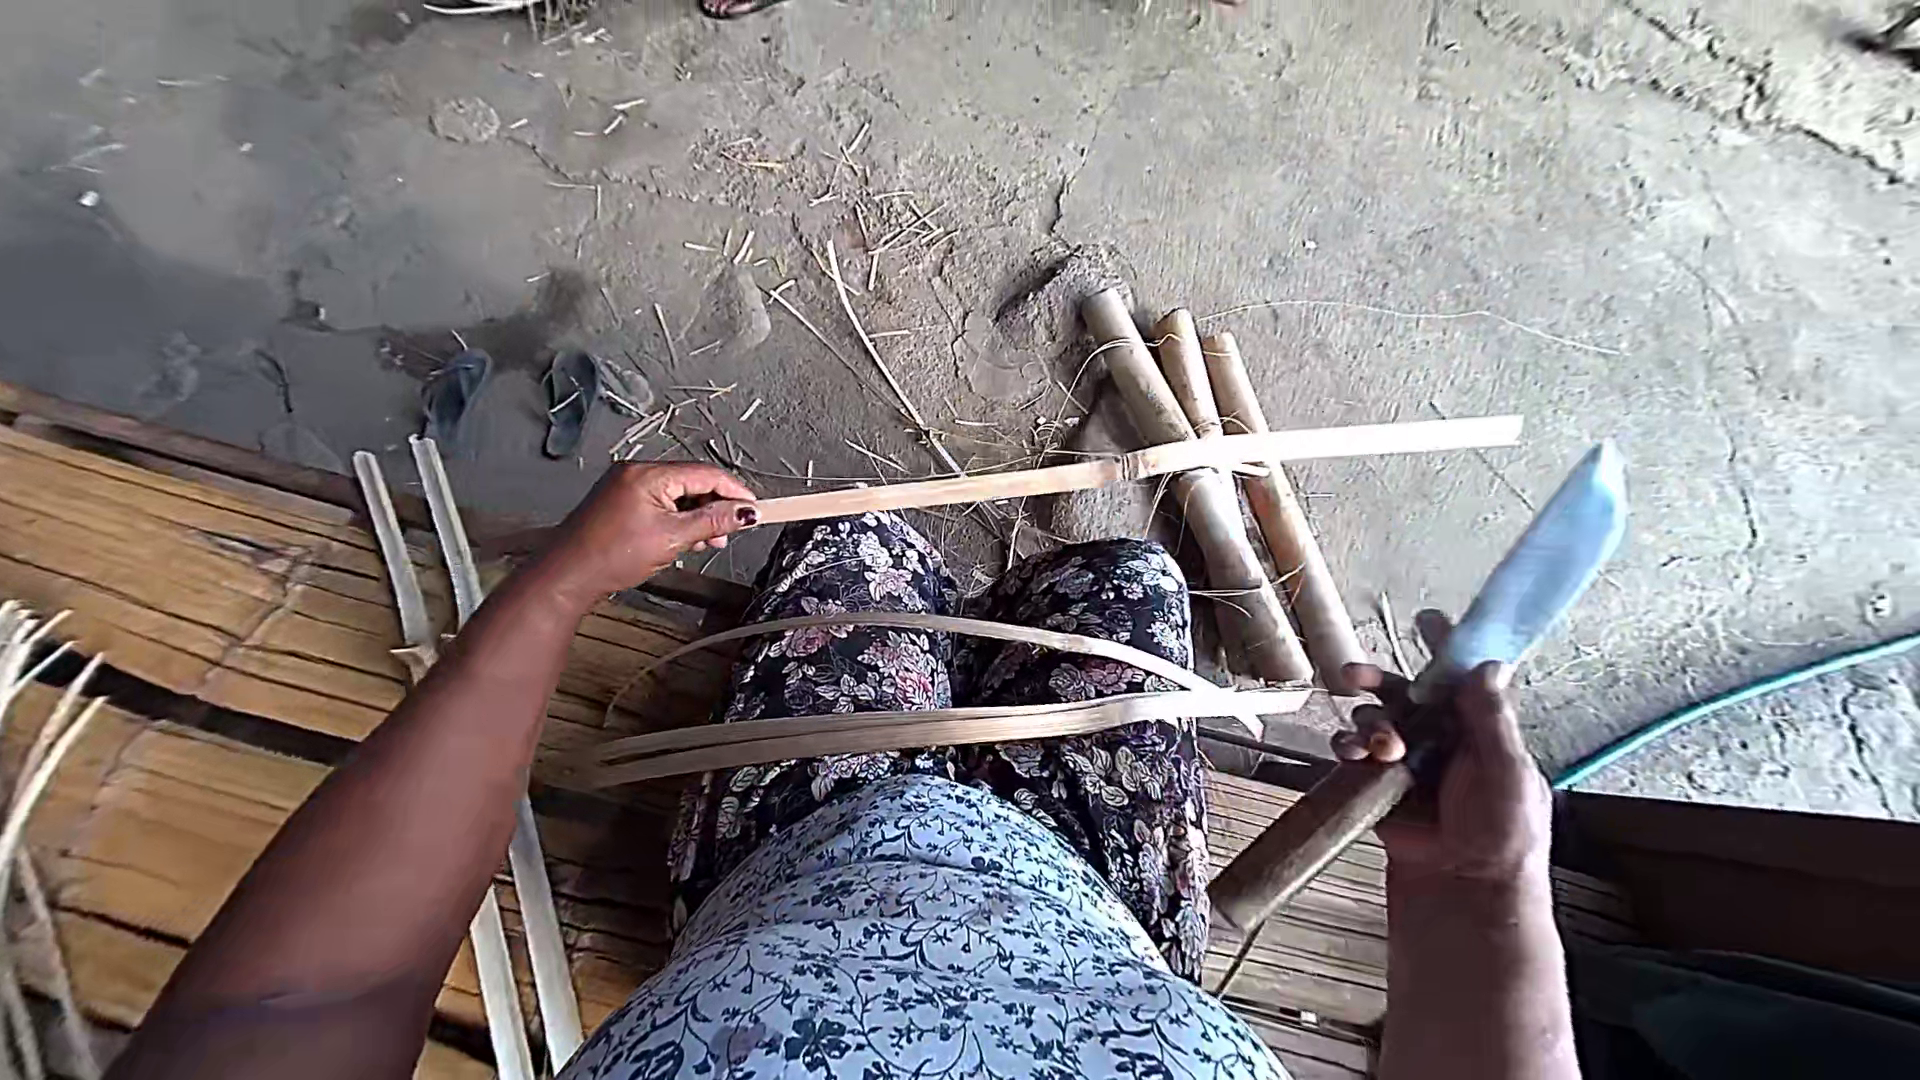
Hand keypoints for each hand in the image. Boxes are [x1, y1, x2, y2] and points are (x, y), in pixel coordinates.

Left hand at [537, 463, 757, 602]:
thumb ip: (714, 521)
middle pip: (695, 482)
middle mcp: (637, 473)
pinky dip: (680, 519)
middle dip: (717, 507)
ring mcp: (629, 486)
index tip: (755, 510)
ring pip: (681, 494)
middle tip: (730, 532)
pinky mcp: (624, 501)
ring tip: (706, 542)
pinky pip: (664, 502)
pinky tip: (685, 539)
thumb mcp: (674, 538)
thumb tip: (746, 512)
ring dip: (699, 516)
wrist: (567, 577)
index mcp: (648, 474)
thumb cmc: (609, 556)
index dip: (735, 492)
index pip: (706, 474)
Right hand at [1331, 611, 1551, 887]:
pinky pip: (1351, 750)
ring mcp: (1404, 761)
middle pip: (1401, 694)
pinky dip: (1348, 748)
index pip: (1460, 681)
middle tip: (1351, 676)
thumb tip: (1487, 664)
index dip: (1444, 649)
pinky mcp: (1375, 780)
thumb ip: (1490, 718)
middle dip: (1375, 681)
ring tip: (1380, 750)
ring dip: (1368, 726)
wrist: (1462, 887)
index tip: (1428, 619)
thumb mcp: (1506, 772)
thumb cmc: (1500, 833)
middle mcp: (1438, 740)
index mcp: (1478, 734)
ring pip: (1372, 719)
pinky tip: (1354, 758)